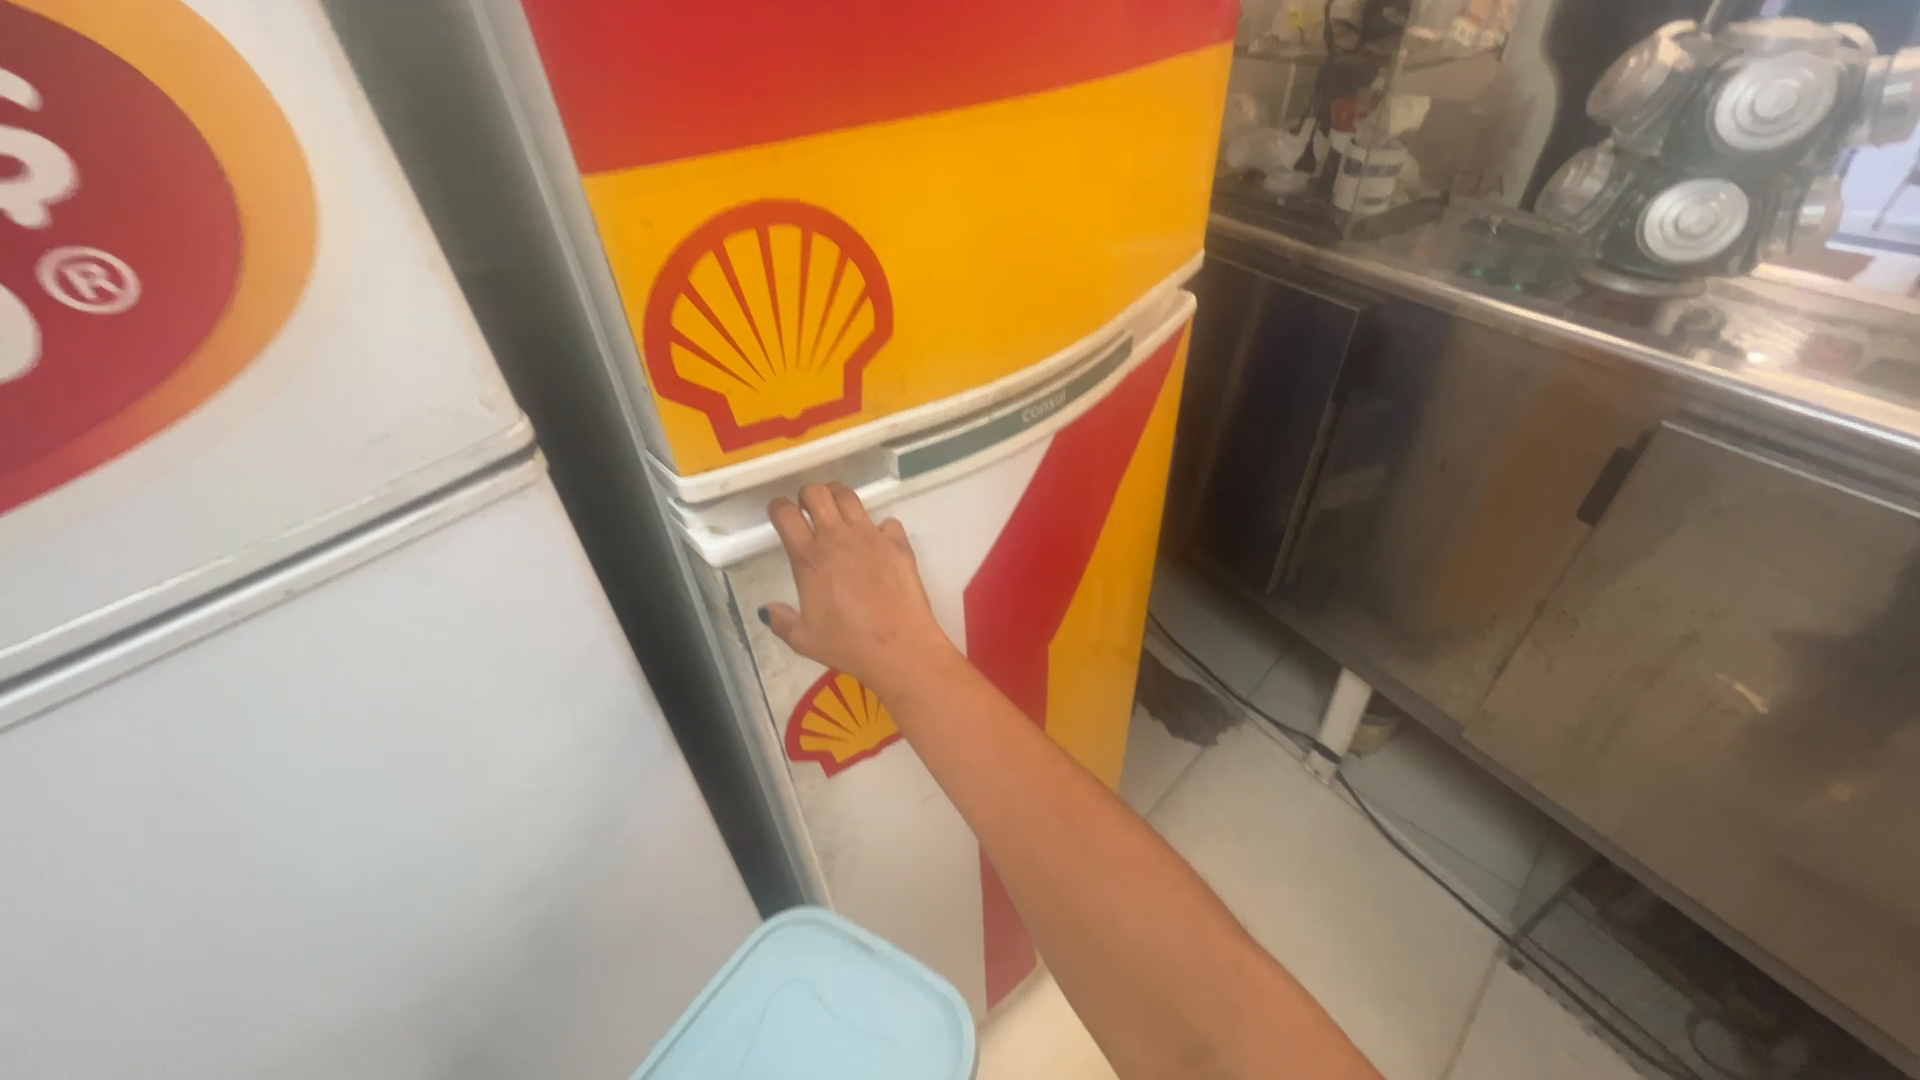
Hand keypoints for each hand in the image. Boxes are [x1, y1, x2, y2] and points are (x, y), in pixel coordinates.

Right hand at [763, 484, 959, 698]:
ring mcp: (871, 536)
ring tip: (838, 513)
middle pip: (817, 493)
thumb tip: (768, 610)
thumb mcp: (803, 640)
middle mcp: (838, 539)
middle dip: (808, 495)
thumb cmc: (847, 644)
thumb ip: (781, 621)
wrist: (898, 646)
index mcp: (809, 559)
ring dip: (838, 499)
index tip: (779, 513)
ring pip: (849, 497)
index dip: (778, 508)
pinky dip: (880, 528)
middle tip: (809, 509)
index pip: (785, 514)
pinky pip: (887, 522)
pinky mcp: (898, 543)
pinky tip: (878, 543)